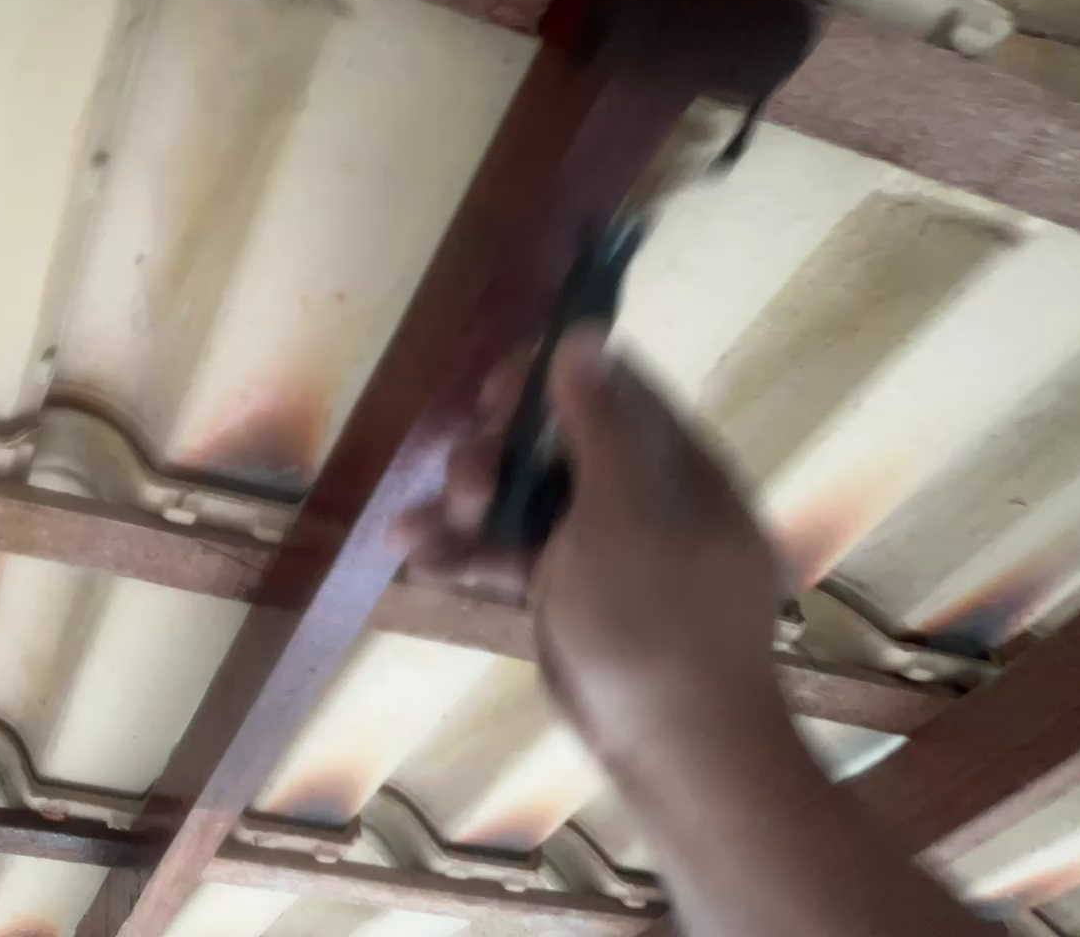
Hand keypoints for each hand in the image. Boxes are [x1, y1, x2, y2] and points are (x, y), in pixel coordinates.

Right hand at [397, 327, 793, 770]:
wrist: (668, 747)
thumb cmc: (655, 623)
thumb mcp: (625, 516)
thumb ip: (600, 425)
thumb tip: (584, 330)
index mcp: (667, 463)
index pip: (604, 383)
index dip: (541, 379)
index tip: (491, 401)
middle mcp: (629, 488)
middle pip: (540, 440)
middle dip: (488, 460)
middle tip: (464, 493)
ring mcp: (590, 535)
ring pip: (512, 496)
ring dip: (457, 511)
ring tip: (411, 536)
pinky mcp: (559, 577)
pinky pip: (505, 547)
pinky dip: (464, 554)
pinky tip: (420, 563)